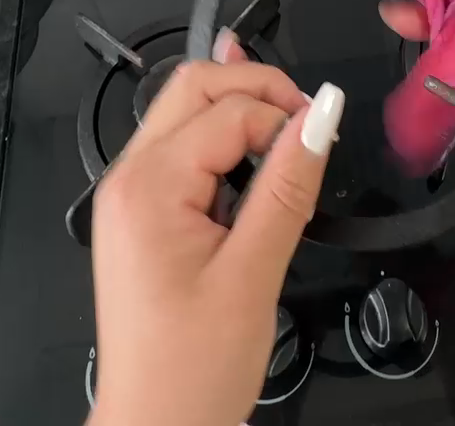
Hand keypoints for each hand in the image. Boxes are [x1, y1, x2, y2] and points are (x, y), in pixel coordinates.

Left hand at [89, 40, 345, 425]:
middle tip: (307, 118)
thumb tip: (325, 109)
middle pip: (193, 85)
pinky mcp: (141, 205)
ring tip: (289, 122)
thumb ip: (288, 183)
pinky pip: (180, 141)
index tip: (324, 142)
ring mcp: (129, 188)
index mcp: (149, 185)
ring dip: (239, 104)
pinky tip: (251, 128)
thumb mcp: (253, 274)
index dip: (283, 115)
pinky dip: (220, 129)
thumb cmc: (197, 367)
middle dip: (256, 86)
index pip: (228, 112)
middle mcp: (129, 173)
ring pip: (185, 106)